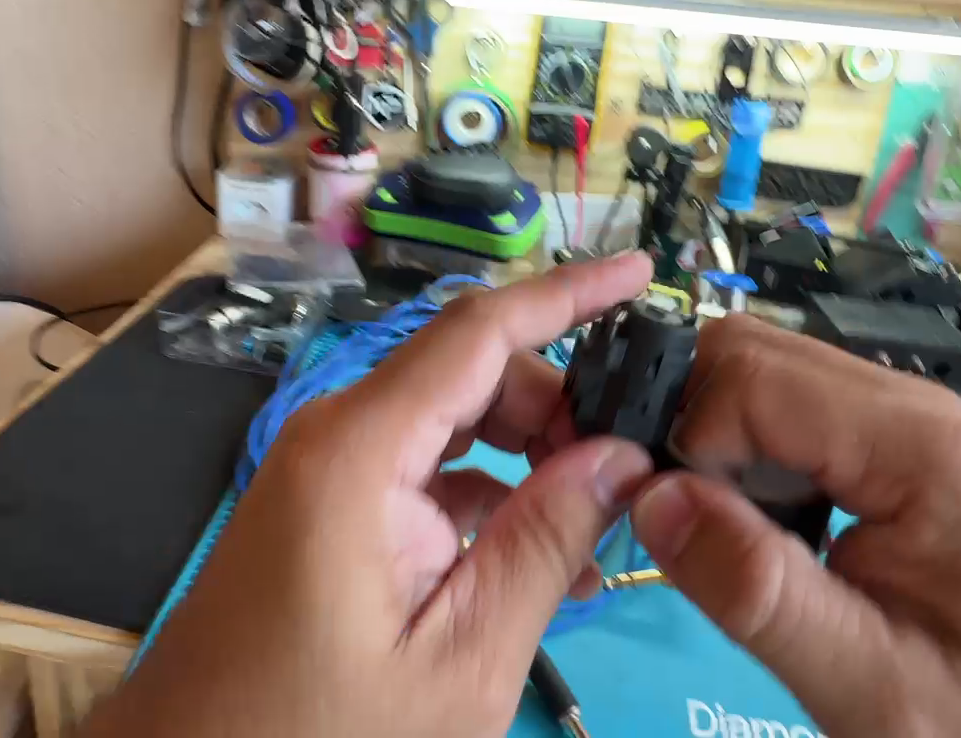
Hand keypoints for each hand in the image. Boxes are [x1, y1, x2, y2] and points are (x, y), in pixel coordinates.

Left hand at [93, 254, 655, 737]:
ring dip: (529, 452)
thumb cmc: (321, 734)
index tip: (639, 269)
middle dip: (558, 407)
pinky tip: (537, 551)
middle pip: (473, 373)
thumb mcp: (459, 657)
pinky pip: (427, 464)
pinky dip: (488, 491)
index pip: (480, 330)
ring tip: (595, 521)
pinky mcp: (335, 495)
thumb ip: (544, 542)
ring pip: (455, 416)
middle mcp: (342, 428)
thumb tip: (622, 454)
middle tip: (628, 471)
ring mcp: (332, 460)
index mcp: (361, 447)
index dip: (567, 291)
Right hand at [625, 315, 960, 736]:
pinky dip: (744, 454)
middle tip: (684, 519)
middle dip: (687, 422)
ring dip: (713, 440)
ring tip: (725, 530)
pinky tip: (765, 524)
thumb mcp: (881, 693)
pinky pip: (785, 413)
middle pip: (747, 354)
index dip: (686, 437)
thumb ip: (758, 593)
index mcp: (912, 441)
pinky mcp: (890, 445)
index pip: (747, 377)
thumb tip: (647, 495)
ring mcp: (898, 418)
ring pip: (758, 376)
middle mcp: (903, 402)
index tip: (670, 521)